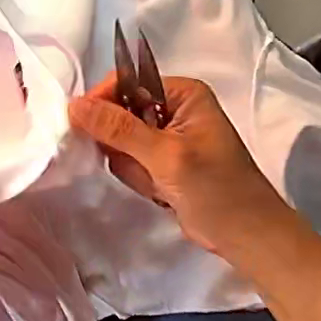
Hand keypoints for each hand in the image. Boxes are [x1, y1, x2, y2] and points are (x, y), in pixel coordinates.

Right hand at [68, 73, 305, 259]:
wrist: (246, 237)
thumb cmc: (215, 189)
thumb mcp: (164, 155)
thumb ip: (118, 128)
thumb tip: (74, 105)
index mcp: (181, 93)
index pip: (124, 83)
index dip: (102, 103)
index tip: (85, 129)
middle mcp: (172, 108)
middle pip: (117, 111)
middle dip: (121, 143)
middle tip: (140, 164)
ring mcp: (165, 135)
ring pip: (118, 139)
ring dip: (131, 164)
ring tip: (157, 181)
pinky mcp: (159, 160)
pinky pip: (127, 159)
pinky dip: (137, 176)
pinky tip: (159, 189)